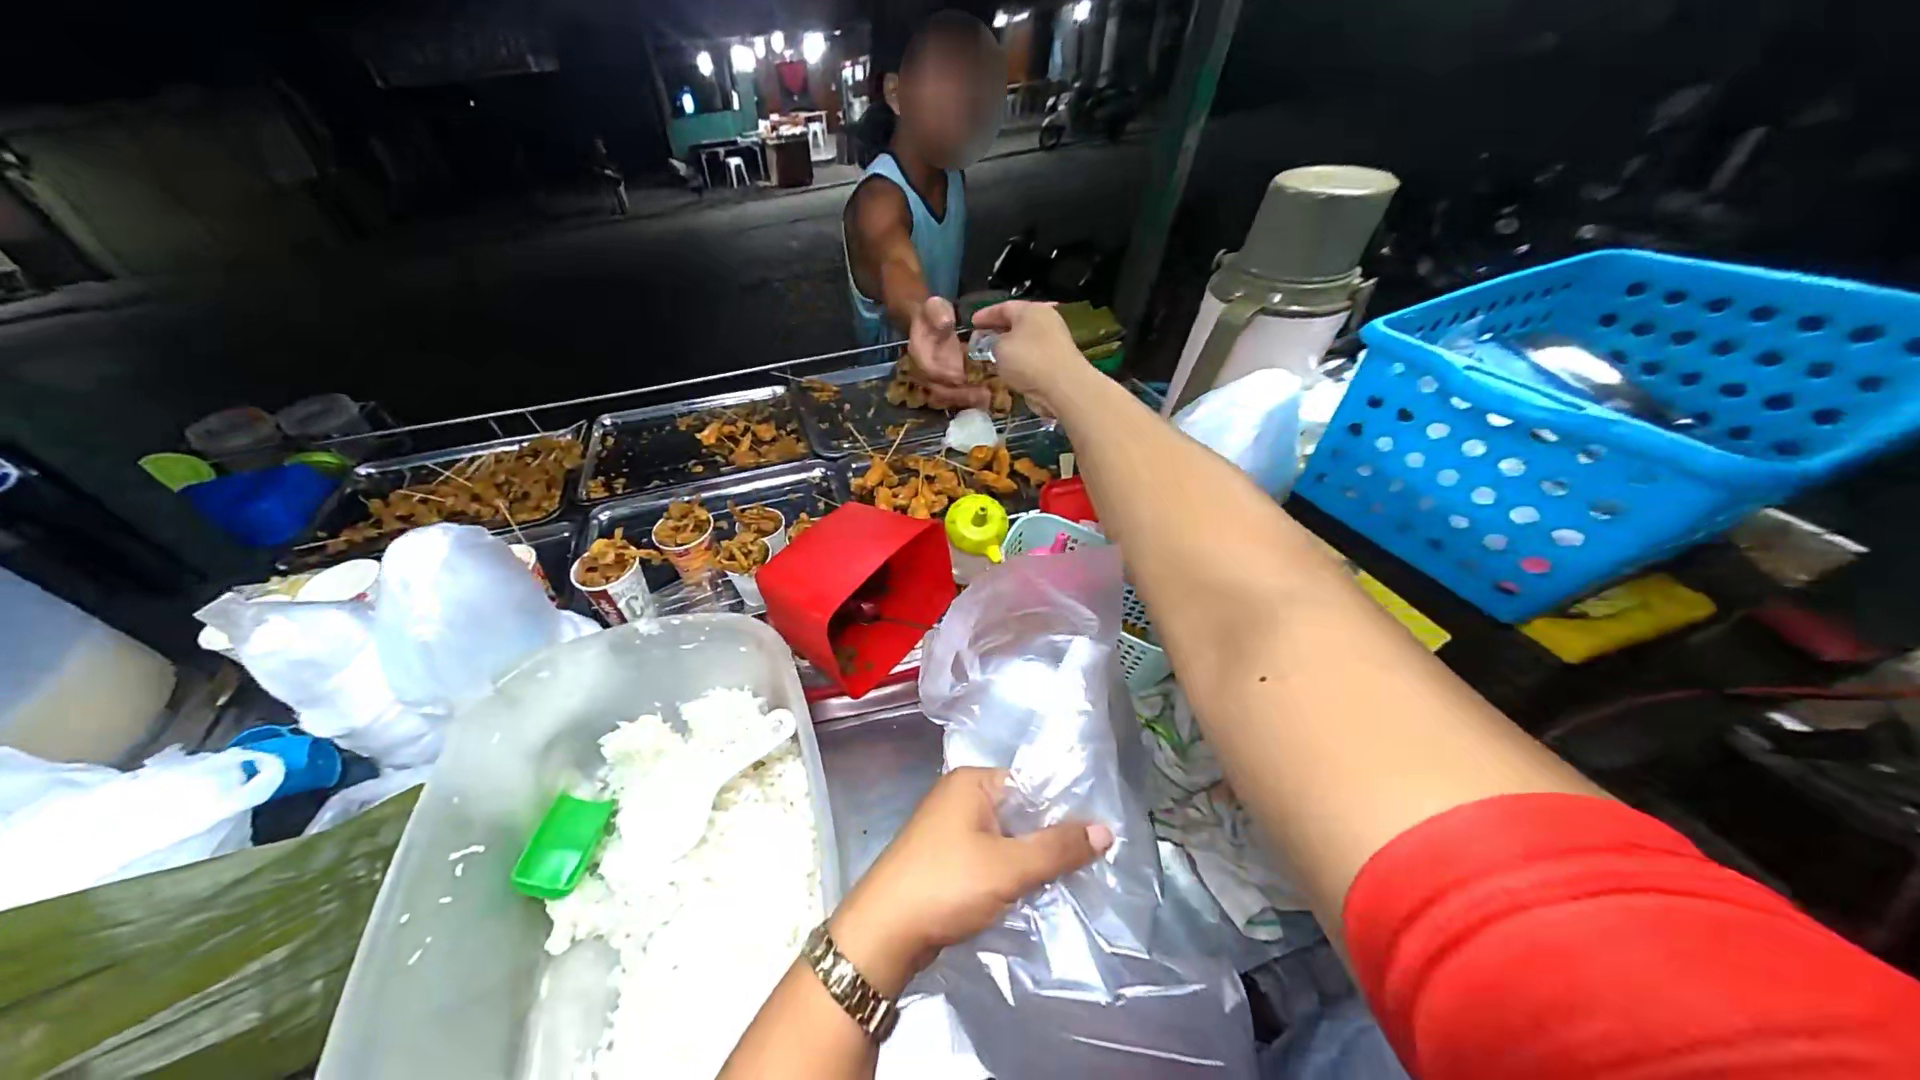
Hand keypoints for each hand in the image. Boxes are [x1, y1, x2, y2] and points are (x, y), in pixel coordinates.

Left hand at [827, 767, 1114, 995]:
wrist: (883, 934)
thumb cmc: (946, 885)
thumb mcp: (1009, 866)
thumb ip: (1058, 848)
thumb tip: (1105, 830)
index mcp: (972, 781)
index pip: (1031, 783)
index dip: (1065, 807)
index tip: (1097, 834)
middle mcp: (960, 797)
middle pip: (1021, 811)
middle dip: (1050, 837)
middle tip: (1089, 862)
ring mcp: (951, 829)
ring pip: (1007, 838)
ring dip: (1031, 859)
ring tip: (1067, 880)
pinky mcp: (947, 860)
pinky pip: (991, 858)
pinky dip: (1011, 873)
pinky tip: (1032, 893)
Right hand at [907, 297, 991, 409]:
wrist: (929, 323)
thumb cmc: (933, 315)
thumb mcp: (934, 307)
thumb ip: (937, 313)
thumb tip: (946, 323)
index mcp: (919, 353)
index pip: (927, 369)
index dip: (943, 375)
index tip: (961, 376)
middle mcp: (924, 371)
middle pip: (938, 390)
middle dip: (959, 394)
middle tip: (981, 394)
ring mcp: (934, 380)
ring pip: (947, 398)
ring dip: (966, 400)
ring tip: (987, 399)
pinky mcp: (945, 385)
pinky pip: (955, 398)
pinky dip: (969, 401)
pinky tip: (986, 399)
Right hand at [970, 300, 1087, 403]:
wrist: (1062, 387)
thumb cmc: (1028, 360)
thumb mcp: (999, 347)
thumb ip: (990, 342)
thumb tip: (991, 343)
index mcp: (1032, 311)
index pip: (1004, 307)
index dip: (986, 314)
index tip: (971, 322)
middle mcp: (1044, 322)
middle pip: (1016, 323)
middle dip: (996, 331)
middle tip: (979, 339)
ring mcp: (1052, 343)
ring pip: (1023, 342)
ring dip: (1006, 349)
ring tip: (989, 356)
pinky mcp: (1055, 363)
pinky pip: (1030, 358)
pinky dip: (1017, 362)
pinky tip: (1005, 370)